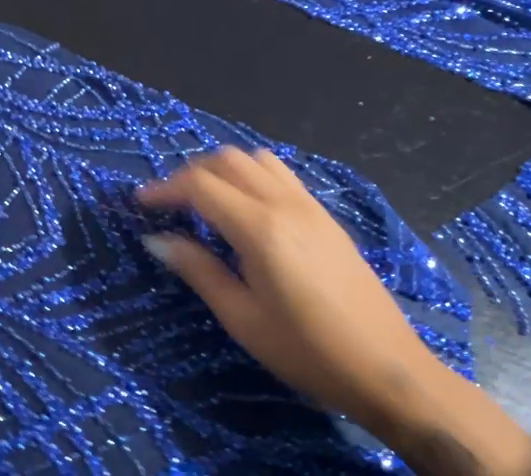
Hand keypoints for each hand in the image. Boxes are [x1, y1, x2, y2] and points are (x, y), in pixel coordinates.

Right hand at [138, 148, 530, 475]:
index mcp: (259, 228)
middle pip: (225, 160)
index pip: (199, 185)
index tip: (141, 204)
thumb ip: (197, 270)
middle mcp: (284, 204)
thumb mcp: (242, 318)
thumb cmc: (307, 351)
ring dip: (222, 169)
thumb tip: (156, 239)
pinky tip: (245, 209)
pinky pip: (280, 174)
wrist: (389, 371)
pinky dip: (251, 175)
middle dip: (189, 173)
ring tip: (206, 200)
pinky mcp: (326, 217)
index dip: (164, 189)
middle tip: (170, 204)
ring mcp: (310, 206)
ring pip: (255, 160)